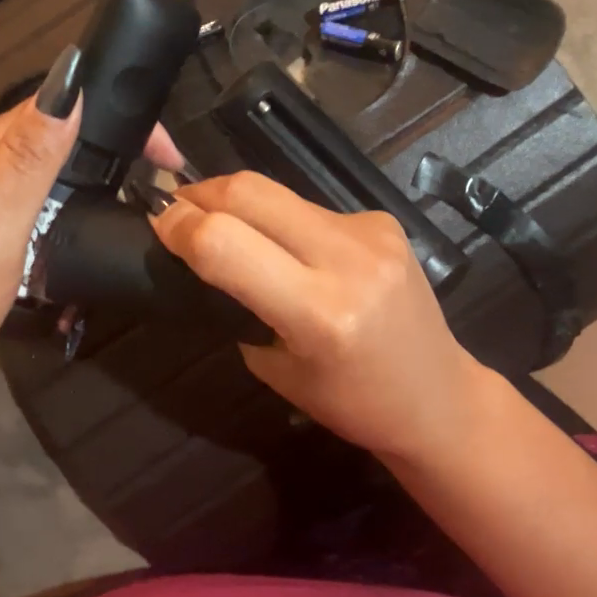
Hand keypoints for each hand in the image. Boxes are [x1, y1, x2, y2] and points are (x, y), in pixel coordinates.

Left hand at [0, 48, 180, 390]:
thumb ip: (30, 160)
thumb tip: (70, 80)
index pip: (60, 101)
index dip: (117, 114)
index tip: (167, 155)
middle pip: (53, 126)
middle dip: (111, 143)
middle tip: (162, 180)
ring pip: (42, 158)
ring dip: (90, 170)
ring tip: (135, 197)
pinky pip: (27, 188)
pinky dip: (63, 197)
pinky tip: (82, 220)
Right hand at [150, 171, 490, 460]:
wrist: (438, 396)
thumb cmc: (353, 404)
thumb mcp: (278, 371)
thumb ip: (238, 306)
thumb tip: (200, 252)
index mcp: (318, 312)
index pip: (225, 243)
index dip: (179, 226)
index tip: (158, 225)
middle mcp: (348, 259)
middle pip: (250, 192)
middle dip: (201, 194)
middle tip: (178, 211)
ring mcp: (371, 233)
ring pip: (279, 192)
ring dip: (240, 204)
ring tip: (222, 225)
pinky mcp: (384, 220)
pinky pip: (312, 207)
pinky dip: (283, 220)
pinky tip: (286, 247)